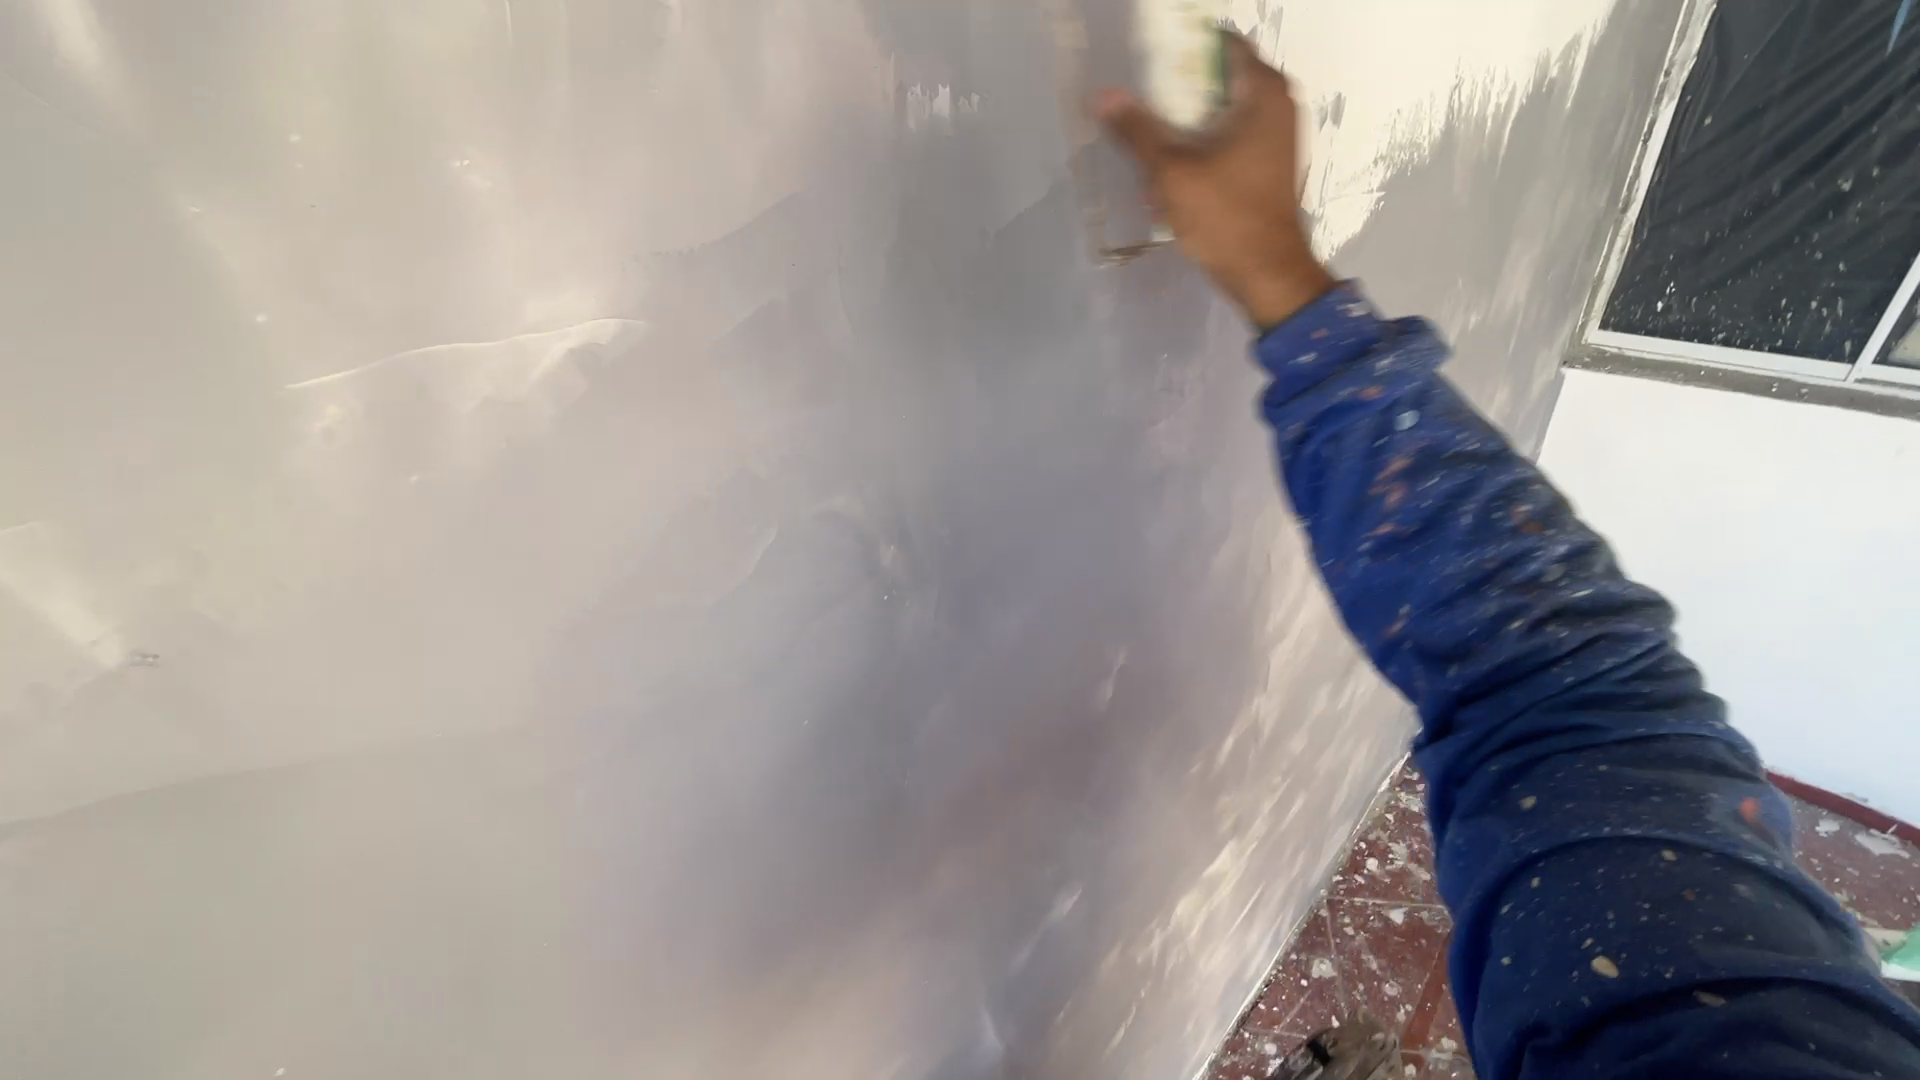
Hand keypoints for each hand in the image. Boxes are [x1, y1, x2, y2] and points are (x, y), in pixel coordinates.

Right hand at [1098, 35, 1335, 328]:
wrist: (1266, 273)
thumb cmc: (1224, 217)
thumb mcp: (1171, 173)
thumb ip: (1137, 132)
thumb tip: (1103, 97)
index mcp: (1263, 91)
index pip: (1221, 43)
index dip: (1182, 50)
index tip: (1148, 65)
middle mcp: (1278, 104)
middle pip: (1218, 80)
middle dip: (1177, 94)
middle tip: (1140, 108)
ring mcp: (1276, 137)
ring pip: (1220, 115)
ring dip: (1184, 127)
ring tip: (1148, 148)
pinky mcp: (1268, 166)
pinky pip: (1228, 142)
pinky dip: (1200, 150)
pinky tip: (1169, 176)